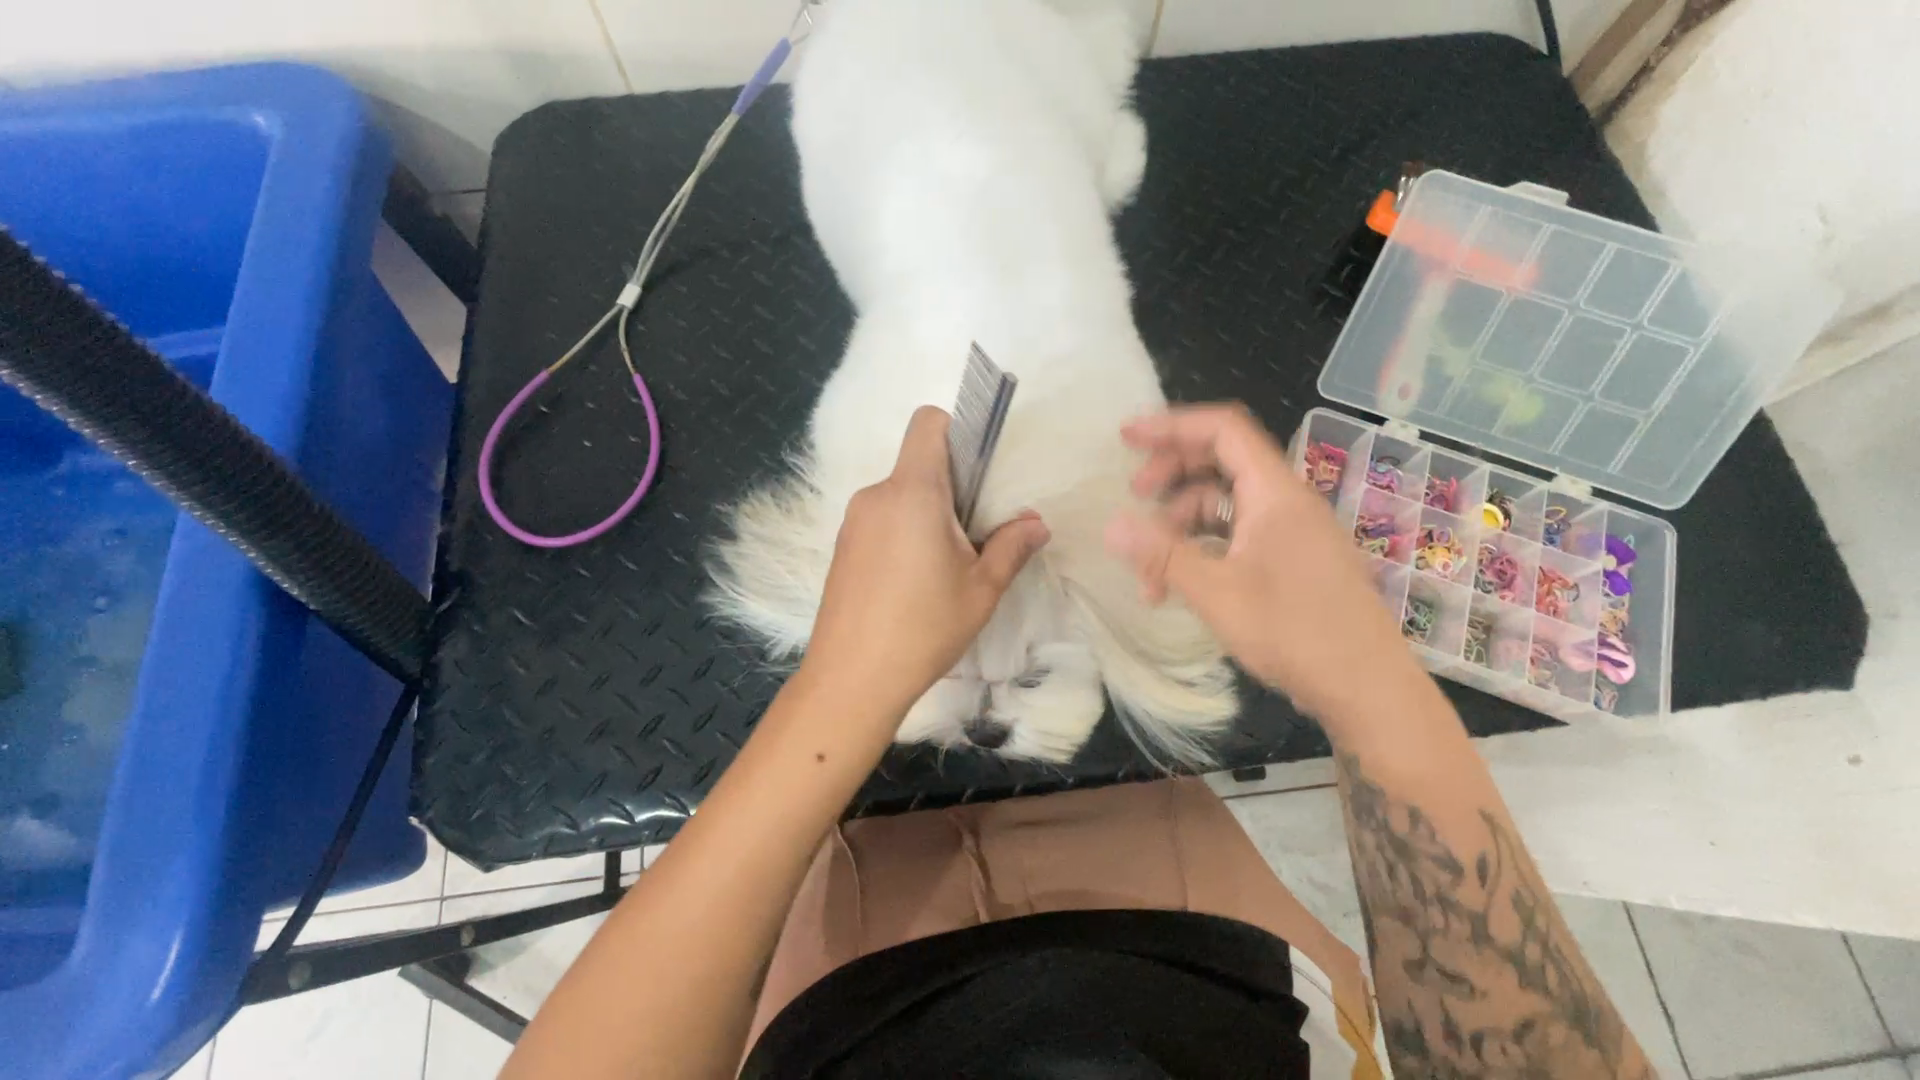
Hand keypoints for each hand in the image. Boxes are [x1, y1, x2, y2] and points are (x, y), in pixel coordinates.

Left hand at [801, 406, 1050, 718]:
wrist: (851, 680)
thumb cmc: (923, 628)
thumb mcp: (981, 589)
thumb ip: (1011, 547)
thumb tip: (1035, 524)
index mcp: (913, 492)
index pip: (928, 423)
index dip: (958, 430)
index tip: (981, 470)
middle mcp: (877, 496)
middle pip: (919, 465)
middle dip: (953, 487)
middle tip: (977, 534)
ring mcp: (853, 523)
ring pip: (902, 497)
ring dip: (929, 515)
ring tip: (948, 566)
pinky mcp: (843, 549)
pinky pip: (882, 521)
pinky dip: (905, 534)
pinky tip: (916, 583)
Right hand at [1103, 403, 1426, 721]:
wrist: (1367, 688)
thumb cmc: (1294, 632)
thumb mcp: (1216, 593)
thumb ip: (1162, 555)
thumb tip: (1110, 526)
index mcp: (1275, 492)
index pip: (1222, 429)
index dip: (1171, 426)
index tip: (1126, 437)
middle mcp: (1287, 502)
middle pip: (1221, 462)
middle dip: (1170, 475)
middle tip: (1133, 498)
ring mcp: (1294, 533)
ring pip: (1227, 506)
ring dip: (1181, 527)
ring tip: (1150, 574)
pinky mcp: (1295, 562)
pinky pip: (1241, 536)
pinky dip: (1205, 551)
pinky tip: (1181, 587)